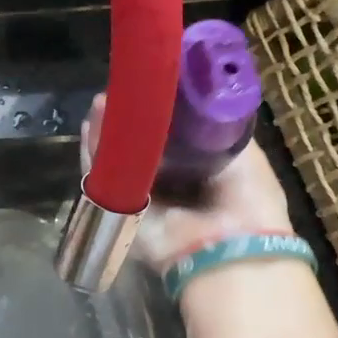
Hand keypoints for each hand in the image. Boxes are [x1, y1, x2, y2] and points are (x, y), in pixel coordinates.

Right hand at [79, 92, 290, 272]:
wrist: (228, 248)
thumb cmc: (246, 199)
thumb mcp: (242, 153)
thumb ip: (214, 127)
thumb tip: (192, 95)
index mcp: (199, 170)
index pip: (169, 135)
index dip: (156, 112)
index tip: (147, 89)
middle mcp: (168, 182)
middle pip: (138, 144)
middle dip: (127, 119)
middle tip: (117, 93)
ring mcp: (140, 195)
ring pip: (116, 157)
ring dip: (106, 130)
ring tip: (100, 104)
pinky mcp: (118, 207)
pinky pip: (101, 177)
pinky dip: (93, 153)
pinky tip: (90, 127)